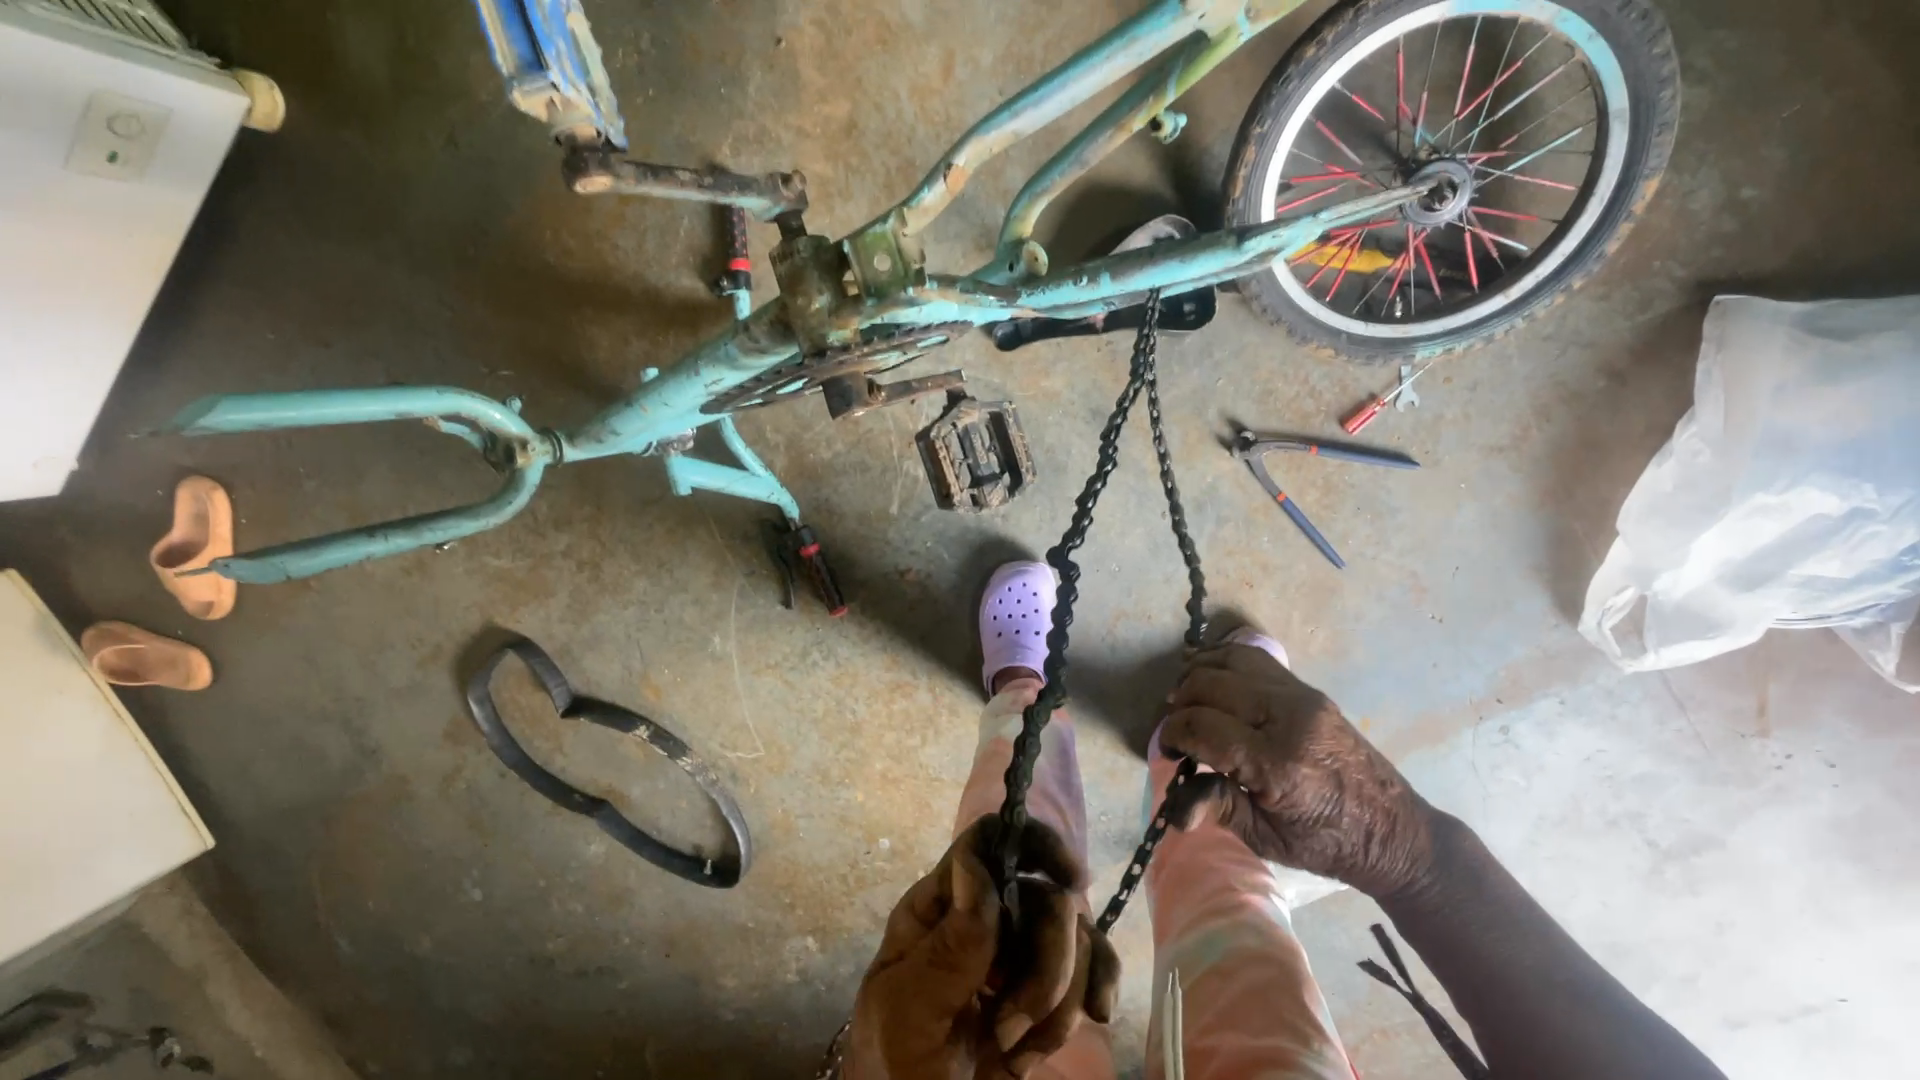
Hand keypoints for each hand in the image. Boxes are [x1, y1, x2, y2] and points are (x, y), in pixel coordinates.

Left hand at [845, 816, 1118, 1079]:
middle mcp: (982, 920)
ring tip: (1016, 1051)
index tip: (1072, 881)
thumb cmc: (897, 1074)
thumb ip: (947, 948)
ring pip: (1076, 937)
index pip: (987, 843)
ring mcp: (1018, 956)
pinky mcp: (1047, 993)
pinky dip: (1096, 992)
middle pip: (1045, 896)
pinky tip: (1095, 1018)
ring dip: (1059, 1000)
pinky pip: (1093, 968)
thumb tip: (972, 863)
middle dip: (1046, 966)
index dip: (1034, 844)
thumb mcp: (909, 1015)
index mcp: (937, 910)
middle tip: (1008, 1029)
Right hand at [1160, 642, 1434, 897]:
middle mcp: (1288, 718)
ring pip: (1230, 660)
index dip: (1172, 734)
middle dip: (1180, 705)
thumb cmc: (1326, 843)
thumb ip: (1217, 808)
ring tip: (1186, 701)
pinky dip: (1223, 663)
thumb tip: (1174, 806)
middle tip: (1176, 732)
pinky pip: (1253, 659)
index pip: (1201, 727)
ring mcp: (1301, 697)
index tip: (1168, 751)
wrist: (1392, 829)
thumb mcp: (1265, 838)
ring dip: (1198, 676)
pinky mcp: (1308, 691)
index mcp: (1276, 765)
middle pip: (1210, 685)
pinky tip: (1210, 680)